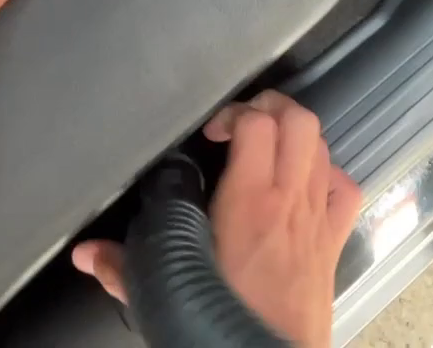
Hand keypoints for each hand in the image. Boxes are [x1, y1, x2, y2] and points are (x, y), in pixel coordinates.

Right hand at [72, 92, 362, 347]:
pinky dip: (328, 173)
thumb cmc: (225, 327)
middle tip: (245, 120)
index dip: (235, 112)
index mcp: (249, 204)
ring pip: (321, 145)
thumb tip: (89, 255)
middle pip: (298, 120)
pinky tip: (306, 181)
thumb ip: (125, 267)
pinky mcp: (332, 242)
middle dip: (272, 107)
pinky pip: (344, 188)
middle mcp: (288, 202)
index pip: (256, 124)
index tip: (214, 130)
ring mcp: (315, 218)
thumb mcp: (170, 290)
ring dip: (296, 134)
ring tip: (269, 143)